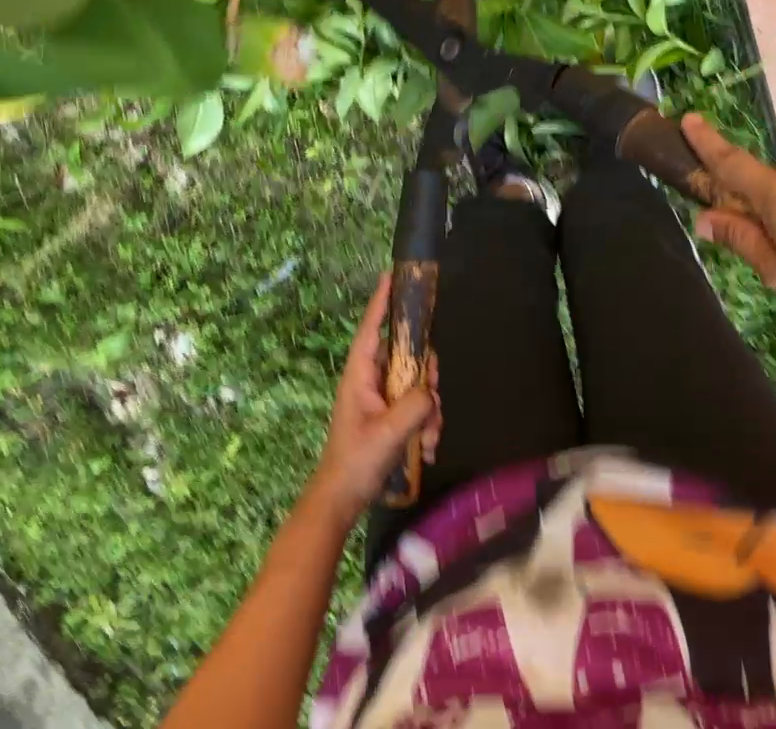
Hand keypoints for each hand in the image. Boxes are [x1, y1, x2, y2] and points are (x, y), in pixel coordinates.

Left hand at [307, 273, 440, 525]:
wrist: (342, 499)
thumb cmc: (356, 461)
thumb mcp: (389, 433)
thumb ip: (414, 405)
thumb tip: (430, 391)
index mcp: (360, 376)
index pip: (372, 329)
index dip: (381, 302)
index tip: (391, 275)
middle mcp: (371, 381)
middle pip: (407, 357)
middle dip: (426, 379)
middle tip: (433, 400)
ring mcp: (381, 399)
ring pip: (418, 385)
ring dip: (430, 411)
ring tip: (429, 439)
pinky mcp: (391, 416)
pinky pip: (418, 407)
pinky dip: (427, 425)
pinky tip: (428, 448)